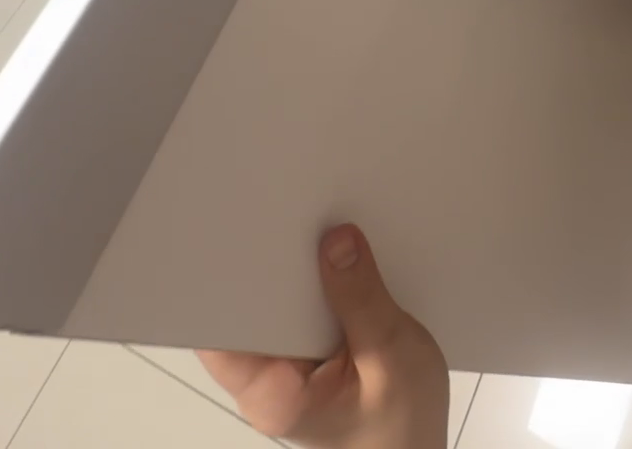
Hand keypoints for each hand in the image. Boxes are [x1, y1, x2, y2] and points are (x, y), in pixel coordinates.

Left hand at [198, 225, 448, 448]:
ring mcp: (286, 368)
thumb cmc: (403, 421)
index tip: (250, 232)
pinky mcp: (308, 356)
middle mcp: (267, 381)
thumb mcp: (391, 354)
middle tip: (294, 211)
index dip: (232, 280)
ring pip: (279, 307)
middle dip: (272, 263)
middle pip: (252, 311)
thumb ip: (362, 298)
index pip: (228, 332)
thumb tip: (336, 239)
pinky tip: (338, 252)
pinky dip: (319, 282)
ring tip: (318, 222)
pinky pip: (302, 311)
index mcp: (271, 393)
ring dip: (300, 269)